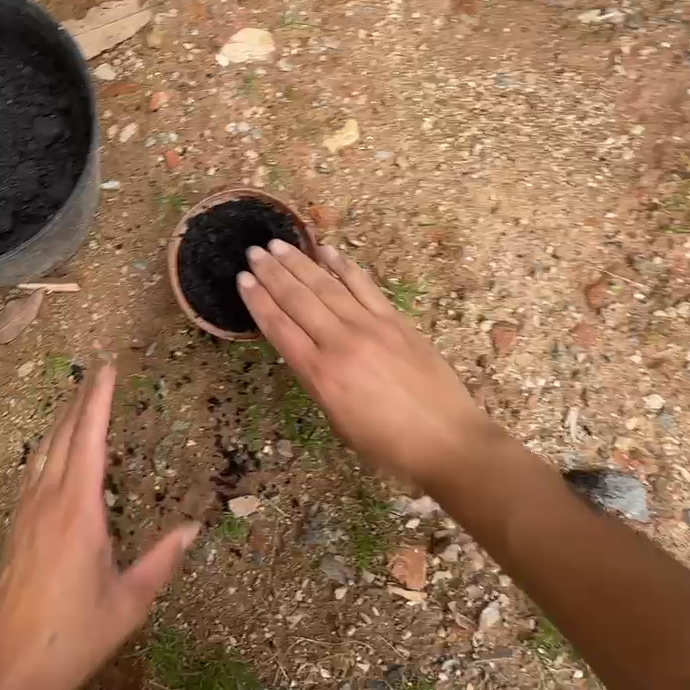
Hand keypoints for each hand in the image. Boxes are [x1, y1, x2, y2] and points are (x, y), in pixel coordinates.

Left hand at [0, 359, 199, 689]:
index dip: (98, 400)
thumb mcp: (128, 603)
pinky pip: (32, 470)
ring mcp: (26, 512)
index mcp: (78, 510)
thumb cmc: (73, 637)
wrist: (8, 667)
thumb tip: (193, 528)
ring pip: (43, 449)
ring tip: (77, 399)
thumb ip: (161, 561)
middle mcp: (48, 500)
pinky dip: (47, 446)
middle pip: (62, 435)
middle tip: (97, 372)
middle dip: (80, 400)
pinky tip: (51, 450)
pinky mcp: (15, 527)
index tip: (107, 369)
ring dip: (61, 419)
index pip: (89, 439)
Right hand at [238, 241, 498, 485]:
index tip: (242, 280)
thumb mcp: (338, 420)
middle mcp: (341, 343)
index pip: (279, 328)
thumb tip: (305, 351)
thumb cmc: (388, 444)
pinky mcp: (395, 321)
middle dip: (272, 273)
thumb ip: (318, 381)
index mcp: (321, 375)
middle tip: (253, 252)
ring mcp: (370, 327)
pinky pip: (364, 286)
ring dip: (299, 262)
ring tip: (277, 245)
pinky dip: (344, 266)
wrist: (447, 441)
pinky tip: (327, 250)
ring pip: (327, 286)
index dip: (258, 301)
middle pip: (298, 299)